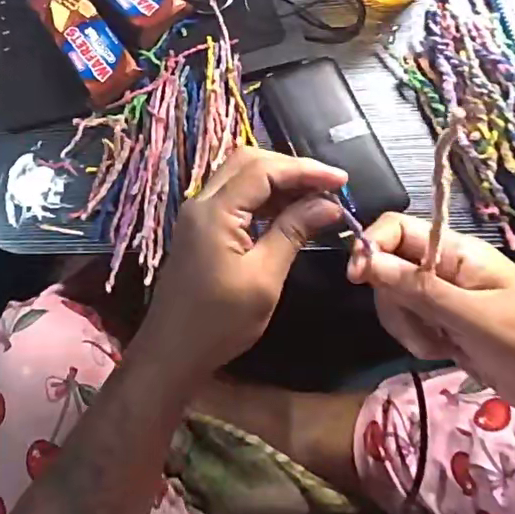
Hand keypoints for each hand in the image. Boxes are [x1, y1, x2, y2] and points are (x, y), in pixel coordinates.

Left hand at [138, 148, 346, 382]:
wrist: (172, 351)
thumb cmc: (219, 322)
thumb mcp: (264, 278)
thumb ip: (293, 232)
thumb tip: (328, 204)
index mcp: (214, 210)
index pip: (262, 169)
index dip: (304, 170)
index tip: (342, 180)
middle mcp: (202, 201)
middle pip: (248, 163)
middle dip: (291, 168)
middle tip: (330, 186)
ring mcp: (198, 213)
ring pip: (240, 177)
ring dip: (278, 181)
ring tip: (318, 197)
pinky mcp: (201, 227)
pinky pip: (234, 197)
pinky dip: (264, 198)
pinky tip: (290, 211)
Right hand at [348, 214, 514, 425]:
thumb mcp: (476, 318)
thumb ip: (421, 289)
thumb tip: (367, 261)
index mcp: (457, 251)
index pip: (397, 228)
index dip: (371, 245)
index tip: (358, 279)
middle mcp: (444, 266)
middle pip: (388, 264)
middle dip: (393, 298)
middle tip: (419, 328)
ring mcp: (443, 294)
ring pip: (393, 295)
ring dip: (405, 323)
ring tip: (436, 346)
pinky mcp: (442, 320)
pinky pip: (408, 319)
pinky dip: (416, 338)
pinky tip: (442, 352)